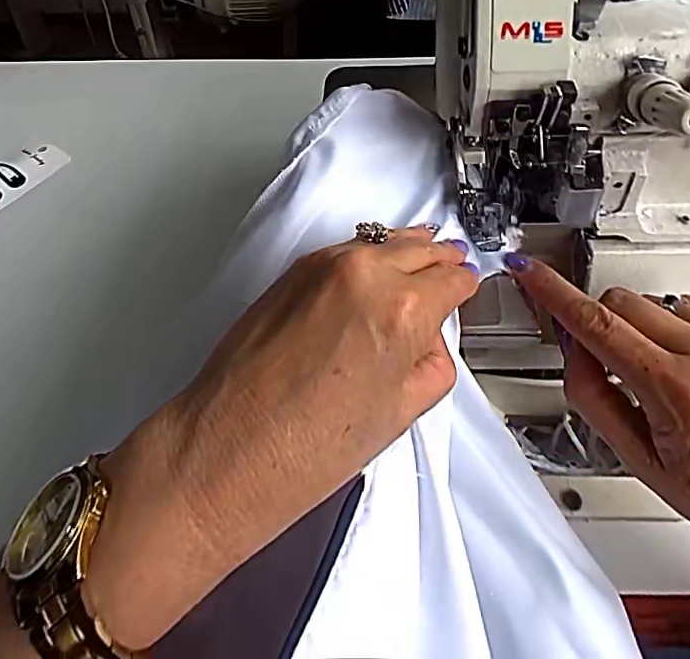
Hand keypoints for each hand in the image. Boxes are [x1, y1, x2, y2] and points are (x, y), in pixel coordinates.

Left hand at [87, 226, 478, 647]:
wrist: (224, 451)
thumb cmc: (303, 449)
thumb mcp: (401, 412)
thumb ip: (432, 359)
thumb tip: (432, 334)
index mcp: (404, 311)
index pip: (454, 276)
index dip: (465, 287)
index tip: (464, 291)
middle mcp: (368, 274)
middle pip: (425, 248)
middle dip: (441, 263)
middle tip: (448, 276)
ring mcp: (329, 264)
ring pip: (388, 239)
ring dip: (407, 251)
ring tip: (416, 267)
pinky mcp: (298, 267)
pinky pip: (353, 248)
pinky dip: (371, 256)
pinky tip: (374, 274)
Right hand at [506, 255, 689, 615]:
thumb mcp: (642, 460)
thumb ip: (593, 395)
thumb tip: (574, 349)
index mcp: (679, 393)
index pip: (597, 323)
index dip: (554, 293)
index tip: (534, 272)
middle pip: (625, 301)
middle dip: (608, 325)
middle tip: (619, 365)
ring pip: (661, 302)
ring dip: (653, 330)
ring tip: (677, 379)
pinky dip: (689, 330)